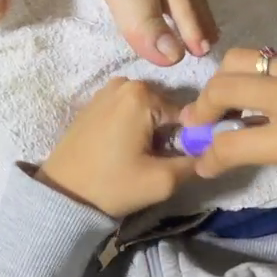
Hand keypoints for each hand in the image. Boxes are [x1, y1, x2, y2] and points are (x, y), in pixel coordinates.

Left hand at [38, 79, 196, 218]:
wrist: (61, 194)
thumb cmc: (112, 184)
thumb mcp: (162, 181)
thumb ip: (196, 162)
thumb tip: (215, 150)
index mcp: (143, 93)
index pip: (187, 114)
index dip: (190, 140)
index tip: (179, 161)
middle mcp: (125, 82)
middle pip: (165, 109)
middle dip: (168, 133)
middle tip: (157, 162)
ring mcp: (106, 90)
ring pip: (147, 111)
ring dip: (150, 131)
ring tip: (140, 157)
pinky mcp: (93, 103)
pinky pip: (127, 110)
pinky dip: (132, 127)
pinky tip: (125, 150)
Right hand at [179, 50, 276, 203]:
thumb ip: (272, 154)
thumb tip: (231, 138)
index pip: (235, 141)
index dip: (209, 154)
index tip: (199, 161)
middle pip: (229, 81)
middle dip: (204, 105)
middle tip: (197, 124)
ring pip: (246, 58)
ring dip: (226, 81)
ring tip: (223, 104)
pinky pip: (274, 58)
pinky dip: (256, 74)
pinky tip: (258, 94)